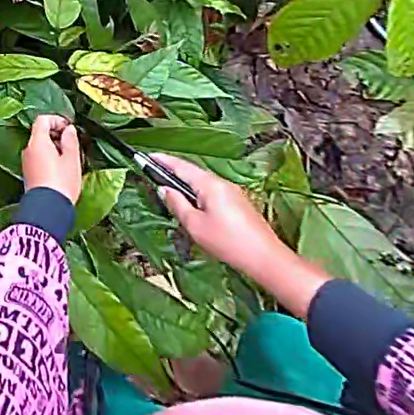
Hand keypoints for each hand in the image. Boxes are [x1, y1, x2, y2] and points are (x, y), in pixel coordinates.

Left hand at [23, 115, 81, 203]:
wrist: (47, 208)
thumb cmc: (62, 181)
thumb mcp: (72, 159)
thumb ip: (70, 140)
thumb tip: (68, 129)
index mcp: (37, 142)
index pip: (42, 120)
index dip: (57, 120)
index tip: (69, 128)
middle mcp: (28, 149)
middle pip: (40, 132)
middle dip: (56, 134)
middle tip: (72, 144)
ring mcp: (26, 161)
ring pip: (39, 146)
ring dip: (53, 146)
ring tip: (69, 158)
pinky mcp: (28, 172)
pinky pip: (38, 157)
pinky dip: (48, 156)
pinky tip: (61, 168)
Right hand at [149, 154, 328, 317]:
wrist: (266, 259)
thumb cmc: (229, 243)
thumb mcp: (194, 225)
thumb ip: (177, 204)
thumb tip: (164, 190)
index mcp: (210, 185)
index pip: (181, 166)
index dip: (162, 160)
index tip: (147, 156)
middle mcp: (222, 183)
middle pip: (192, 171)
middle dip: (172, 169)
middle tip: (153, 170)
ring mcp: (232, 192)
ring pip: (202, 181)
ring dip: (184, 181)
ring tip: (168, 186)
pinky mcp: (238, 202)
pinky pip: (211, 190)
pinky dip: (196, 190)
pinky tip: (191, 201)